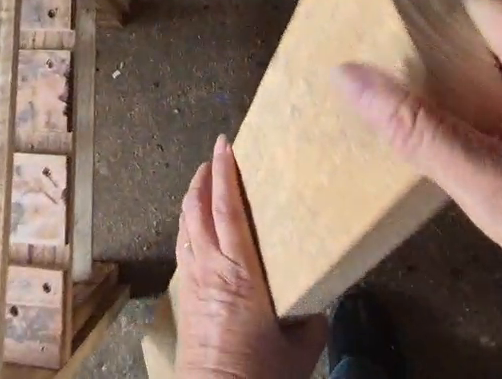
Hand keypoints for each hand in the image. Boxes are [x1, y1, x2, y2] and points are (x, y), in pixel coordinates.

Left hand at [172, 135, 326, 378]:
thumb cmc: (260, 372)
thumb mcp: (300, 348)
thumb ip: (310, 319)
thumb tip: (318, 300)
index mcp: (239, 271)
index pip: (226, 208)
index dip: (224, 172)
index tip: (225, 145)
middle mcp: (209, 264)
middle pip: (198, 206)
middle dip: (204, 175)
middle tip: (216, 155)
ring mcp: (191, 276)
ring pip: (186, 222)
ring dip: (193, 196)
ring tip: (205, 181)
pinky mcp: (184, 291)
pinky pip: (184, 243)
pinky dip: (189, 223)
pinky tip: (197, 225)